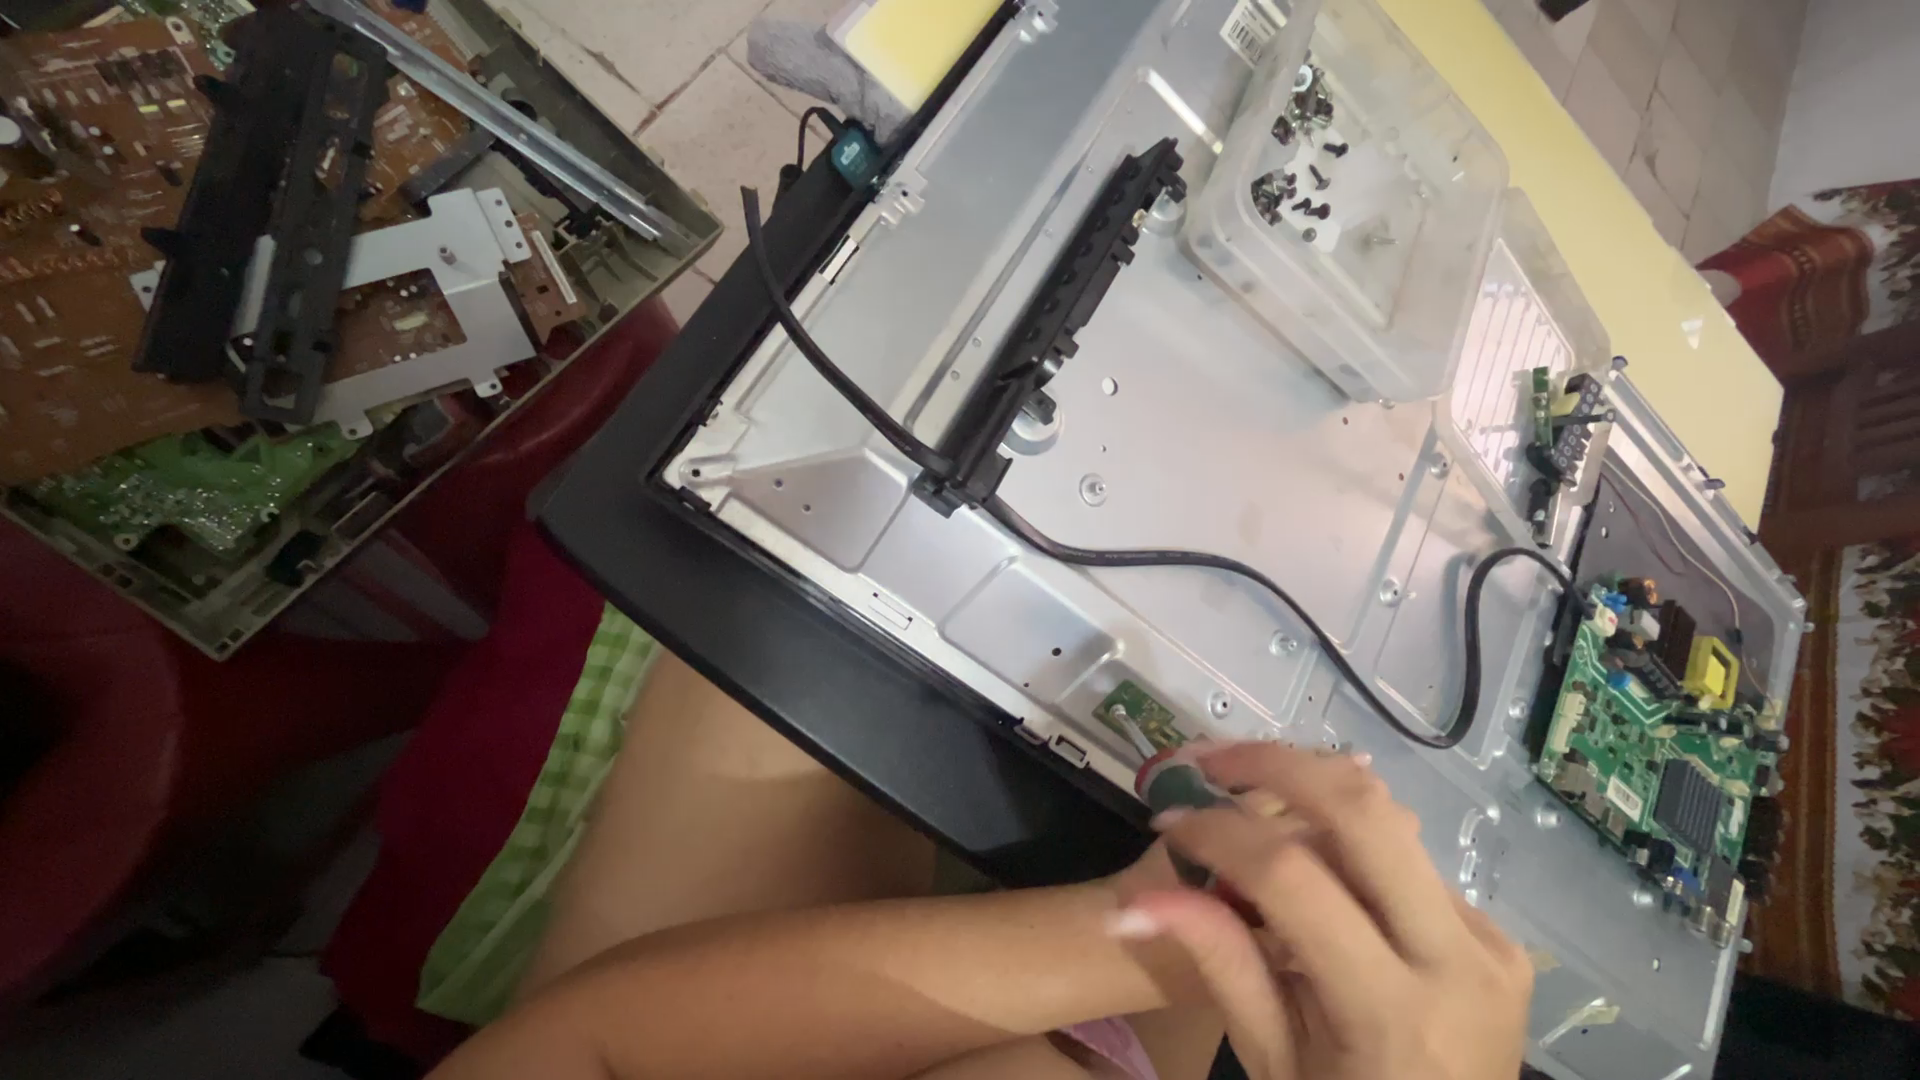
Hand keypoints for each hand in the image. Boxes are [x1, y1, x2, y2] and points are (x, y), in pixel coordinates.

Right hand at [1109, 742, 1533, 1079]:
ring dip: (1306, 788)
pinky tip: (1296, 844)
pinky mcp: (1495, 931)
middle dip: (1274, 763)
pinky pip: (1402, 855)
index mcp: (1394, 1012)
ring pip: (1386, 819)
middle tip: (1208, 761)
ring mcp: (1488, 940)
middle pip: (1361, 811)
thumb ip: (1218, 960)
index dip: (1219, 833)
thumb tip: (1129, 904)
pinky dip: (1338, 835)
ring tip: (1239, 785)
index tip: (1166, 818)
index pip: (1292, 879)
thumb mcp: (1272, 1058)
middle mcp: (1458, 959)